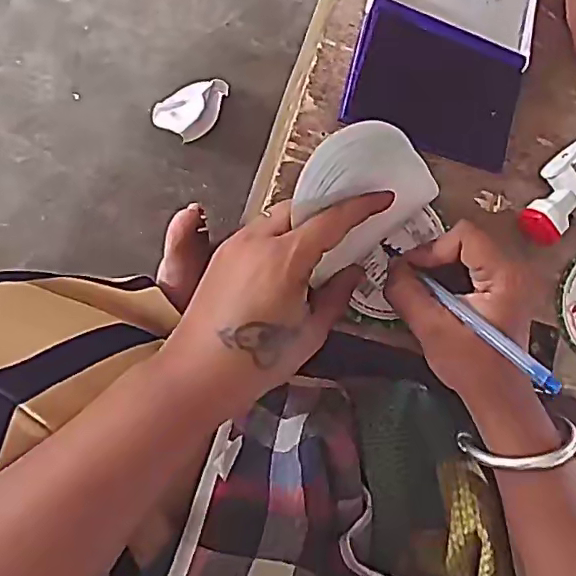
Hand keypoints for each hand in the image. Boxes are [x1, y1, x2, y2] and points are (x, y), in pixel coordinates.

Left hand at [160, 192, 391, 409]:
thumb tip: (354, 271)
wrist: (194, 377)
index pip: (331, 219)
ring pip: (277, 216)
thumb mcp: (310, 332)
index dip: (361, 206)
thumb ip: (337, 295)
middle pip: (300, 208)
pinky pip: (259, 231)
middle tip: (353, 219)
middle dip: (328, 208)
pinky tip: (290, 256)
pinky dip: (281, 233)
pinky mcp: (221, 256)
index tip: (382, 198)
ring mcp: (234, 245)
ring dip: (302, 220)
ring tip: (323, 239)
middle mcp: (257, 241)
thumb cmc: (257, 362)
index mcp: (285, 258)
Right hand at [384, 220, 538, 407]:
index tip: (413, 269)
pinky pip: (468, 271)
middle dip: (432, 259)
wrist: (499, 398)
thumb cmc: (475, 368)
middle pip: (463, 242)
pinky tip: (435, 303)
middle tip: (412, 279)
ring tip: (421, 293)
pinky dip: (447, 281)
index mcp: (504, 275)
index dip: (432, 248)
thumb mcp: (432, 329)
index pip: (463, 234)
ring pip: (463, 256)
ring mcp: (507, 282)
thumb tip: (392, 268)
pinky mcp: (499, 293)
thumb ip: (407, 292)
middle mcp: (511, 272)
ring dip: (438, 271)